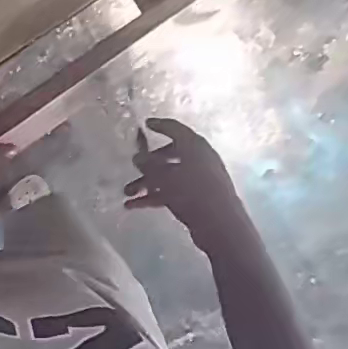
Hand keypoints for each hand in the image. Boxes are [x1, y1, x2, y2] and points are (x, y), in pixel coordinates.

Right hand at [124, 118, 254, 249]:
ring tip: (127, 193)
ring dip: (147, 183)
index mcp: (194, 146)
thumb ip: (149, 166)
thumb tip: (137, 157)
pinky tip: (133, 206)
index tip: (146, 124)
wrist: (220, 225)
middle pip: (170, 155)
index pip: (174, 129)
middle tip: (134, 166)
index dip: (159, 126)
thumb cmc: (193, 193)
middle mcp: (198, 159)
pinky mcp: (197, 197)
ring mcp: (199, 179)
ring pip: (168, 176)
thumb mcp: (166, 177)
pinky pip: (171, 191)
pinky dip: (154, 196)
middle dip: (149, 162)